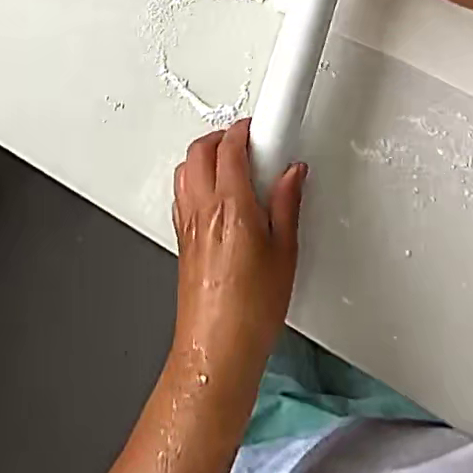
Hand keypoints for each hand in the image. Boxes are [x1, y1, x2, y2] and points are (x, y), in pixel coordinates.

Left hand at [171, 119, 305, 373]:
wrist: (216, 347)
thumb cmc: (250, 309)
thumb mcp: (285, 253)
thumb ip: (286, 205)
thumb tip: (291, 175)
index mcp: (231, 206)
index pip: (231, 148)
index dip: (244, 129)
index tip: (259, 125)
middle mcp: (203, 207)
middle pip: (200, 149)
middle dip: (221, 136)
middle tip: (246, 140)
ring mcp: (187, 220)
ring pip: (186, 167)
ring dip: (204, 154)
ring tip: (230, 162)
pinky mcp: (180, 235)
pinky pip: (181, 191)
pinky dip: (194, 178)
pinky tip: (213, 192)